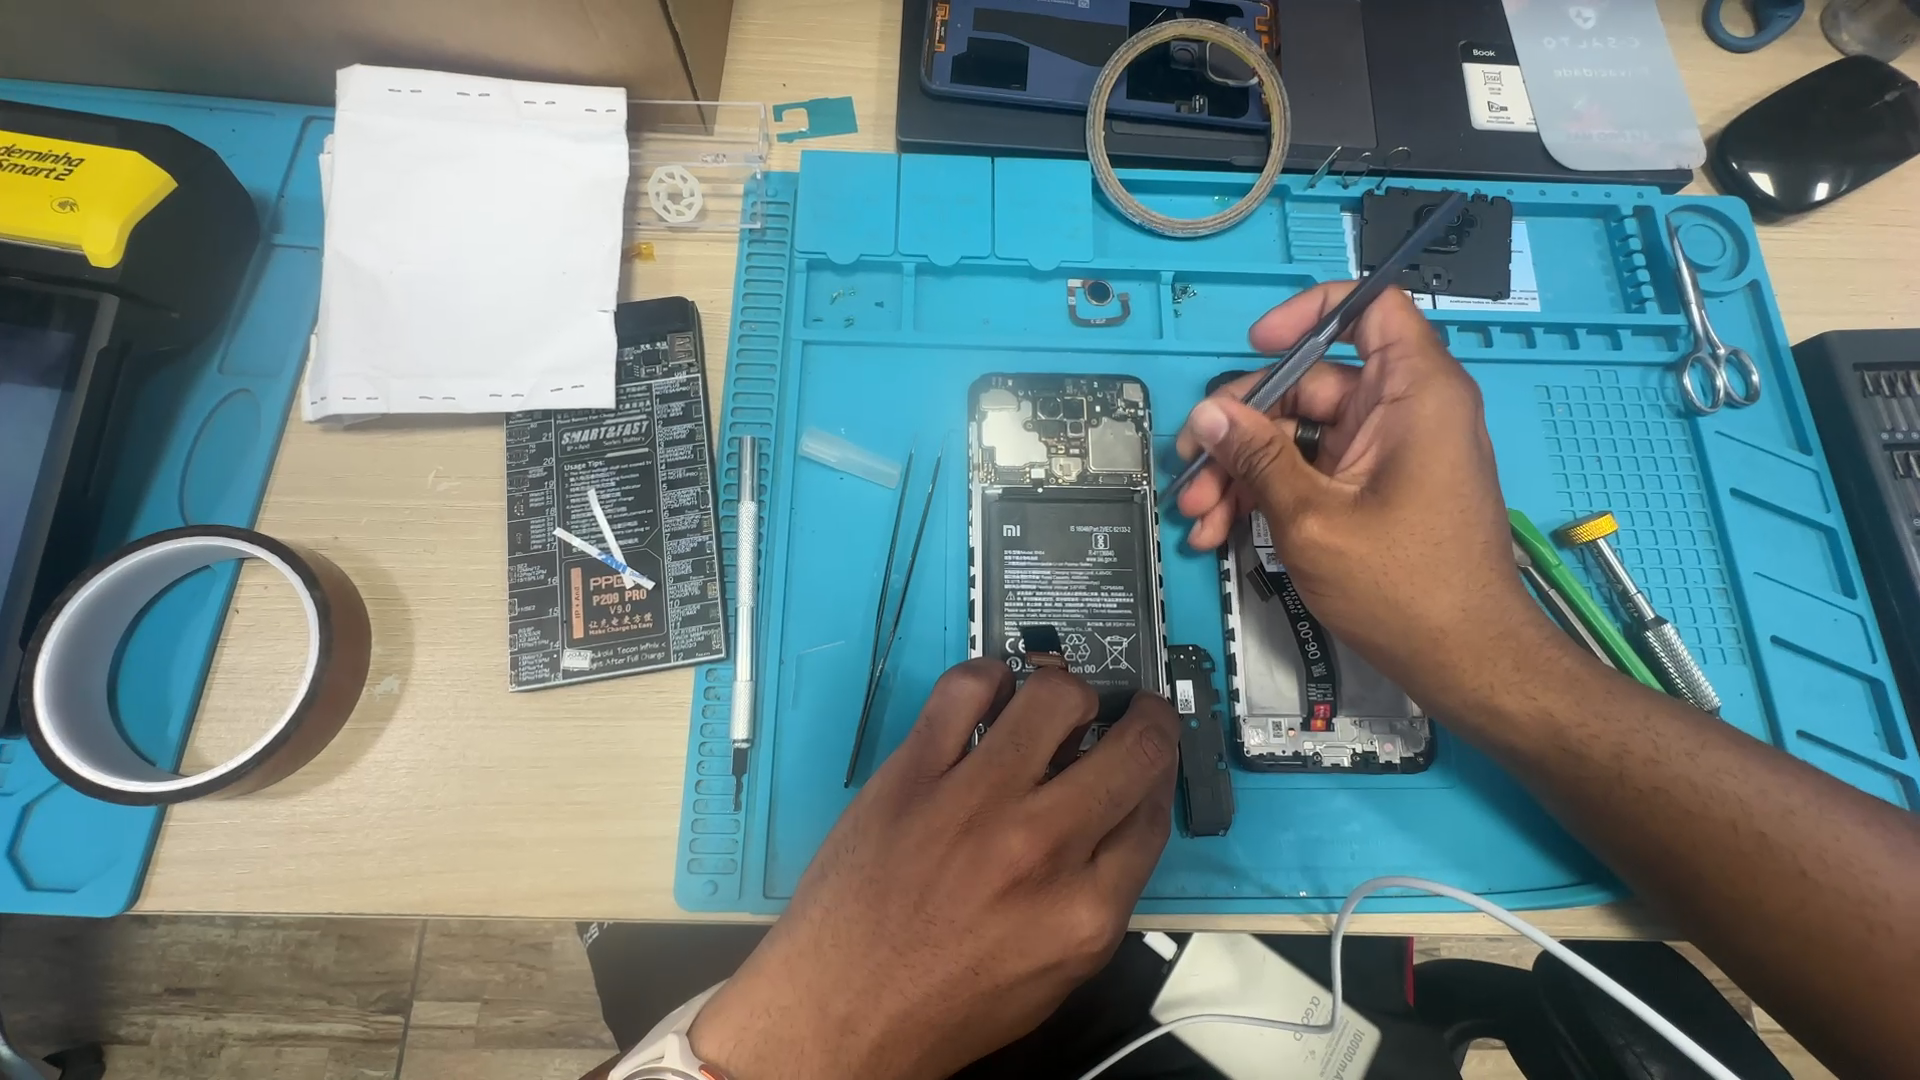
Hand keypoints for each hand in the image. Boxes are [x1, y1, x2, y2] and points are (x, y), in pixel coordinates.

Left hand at [688, 660, 1178, 1079]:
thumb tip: (1117, 810)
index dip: (1159, 773)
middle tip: (1130, 715)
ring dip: (1070, 694)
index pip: (1153, 811)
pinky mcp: (914, 770)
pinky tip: (991, 695)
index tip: (1150, 755)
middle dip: (1145, 722)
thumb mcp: (1053, 971)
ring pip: (1054, 699)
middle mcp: (1039, 847)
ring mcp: (973, 800)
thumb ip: (1099, 891)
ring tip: (1055, 709)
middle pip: (1132, 751)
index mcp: (1085, 912)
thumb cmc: (947, 999)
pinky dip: (988, 677)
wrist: (839, 1011)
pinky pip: (964, 688)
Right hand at [1173, 282, 1574, 715]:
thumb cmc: (1401, 586)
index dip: (1307, 314)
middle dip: (1240, 430)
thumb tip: (1207, 414)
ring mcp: (1381, 453)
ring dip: (1240, 473)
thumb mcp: (1313, 518)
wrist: (1461, 662)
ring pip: (1294, 437)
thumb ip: (1257, 458)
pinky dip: (1265, 496)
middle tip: (1190, 468)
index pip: (1368, 309)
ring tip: (1197, 515)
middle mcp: (1399, 412)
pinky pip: (1307, 472)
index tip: (1255, 346)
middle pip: (1304, 385)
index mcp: (1411, 394)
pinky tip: (1221, 532)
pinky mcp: (1367, 489)